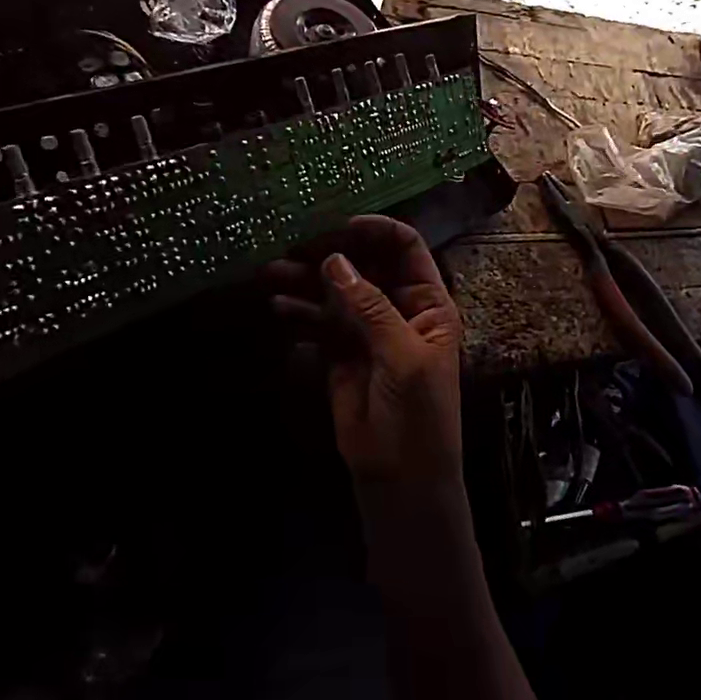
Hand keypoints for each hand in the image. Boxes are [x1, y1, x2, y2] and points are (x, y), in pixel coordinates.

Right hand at [266, 216, 463, 488]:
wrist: (401, 476)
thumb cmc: (419, 413)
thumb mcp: (403, 356)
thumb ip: (369, 308)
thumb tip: (334, 262)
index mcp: (428, 303)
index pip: (406, 250)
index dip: (377, 231)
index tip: (340, 223)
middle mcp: (397, 308)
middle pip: (364, 266)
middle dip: (332, 253)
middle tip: (293, 244)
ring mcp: (367, 330)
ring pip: (336, 293)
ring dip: (306, 280)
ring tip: (272, 270)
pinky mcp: (340, 353)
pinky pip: (319, 322)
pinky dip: (300, 311)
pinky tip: (278, 305)